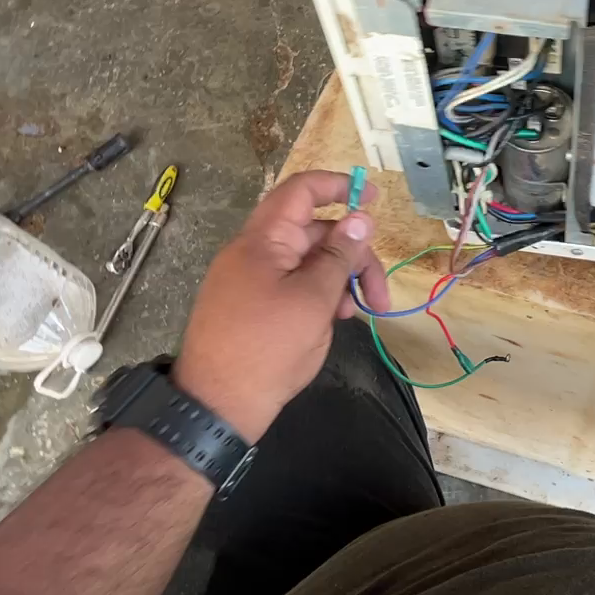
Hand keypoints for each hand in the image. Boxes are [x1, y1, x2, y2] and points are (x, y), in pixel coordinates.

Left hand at [172, 170, 388, 442]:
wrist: (215, 408)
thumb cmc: (267, 348)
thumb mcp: (314, 299)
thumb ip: (339, 255)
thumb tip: (360, 218)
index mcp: (264, 240)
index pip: (302, 190)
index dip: (340, 186)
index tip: (375, 199)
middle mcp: (256, 251)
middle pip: (316, 232)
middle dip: (354, 255)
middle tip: (379, 293)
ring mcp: (253, 278)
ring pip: (310, 261)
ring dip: (341, 278)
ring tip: (360, 312)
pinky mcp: (255, 304)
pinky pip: (295, 284)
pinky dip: (321, 294)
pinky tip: (336, 319)